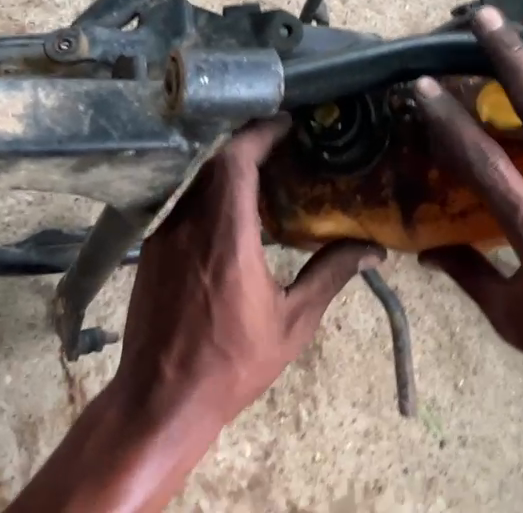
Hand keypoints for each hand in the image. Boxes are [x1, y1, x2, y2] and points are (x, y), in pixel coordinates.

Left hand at [113, 116, 382, 423]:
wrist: (162, 399)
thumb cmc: (232, 364)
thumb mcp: (292, 323)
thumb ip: (330, 275)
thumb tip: (373, 248)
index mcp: (226, 237)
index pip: (236, 161)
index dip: (260, 134)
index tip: (286, 124)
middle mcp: (189, 224)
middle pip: (214, 160)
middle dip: (246, 143)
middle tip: (280, 142)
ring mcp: (163, 233)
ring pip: (194, 177)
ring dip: (224, 164)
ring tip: (259, 168)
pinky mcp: (149, 246)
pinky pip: (180, 199)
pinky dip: (205, 188)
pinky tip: (227, 205)